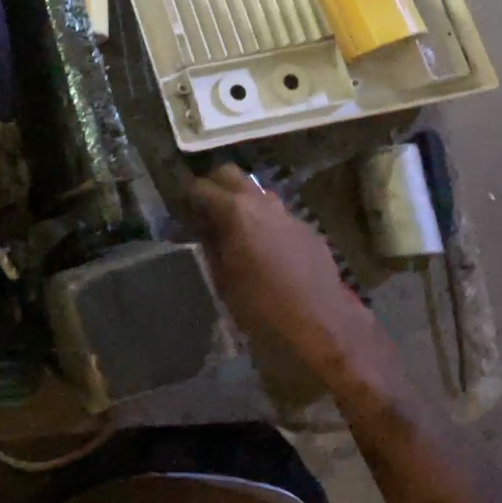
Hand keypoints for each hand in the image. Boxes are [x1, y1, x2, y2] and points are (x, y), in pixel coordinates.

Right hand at [189, 165, 375, 373]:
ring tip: (231, 229)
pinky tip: (262, 249)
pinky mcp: (307, 230)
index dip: (186, 197)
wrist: (322, 327)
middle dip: (213, 186)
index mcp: (236, 212)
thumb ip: (210, 246)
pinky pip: (278, 216)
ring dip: (241, 202)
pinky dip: (264, 222)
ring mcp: (288, 214)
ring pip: (257, 193)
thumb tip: (200, 229)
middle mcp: (262, 203)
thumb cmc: (262, 308)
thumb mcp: (222, 280)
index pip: (201, 188)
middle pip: (230, 175)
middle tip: (202, 210)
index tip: (179, 210)